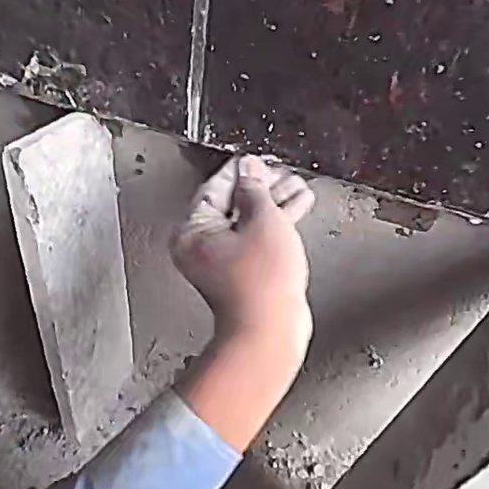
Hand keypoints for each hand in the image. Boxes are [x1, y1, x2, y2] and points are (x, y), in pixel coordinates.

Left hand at [171, 156, 314, 355]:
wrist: (271, 328)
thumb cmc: (261, 285)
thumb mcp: (264, 220)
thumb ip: (256, 189)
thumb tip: (250, 170)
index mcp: (192, 231)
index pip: (214, 188)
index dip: (240, 170)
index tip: (255, 160)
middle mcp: (200, 247)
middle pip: (229, 204)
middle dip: (260, 186)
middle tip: (280, 173)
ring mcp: (219, 262)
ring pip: (245, 222)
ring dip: (271, 204)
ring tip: (296, 188)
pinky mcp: (239, 274)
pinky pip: (253, 240)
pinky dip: (272, 225)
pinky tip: (293, 211)